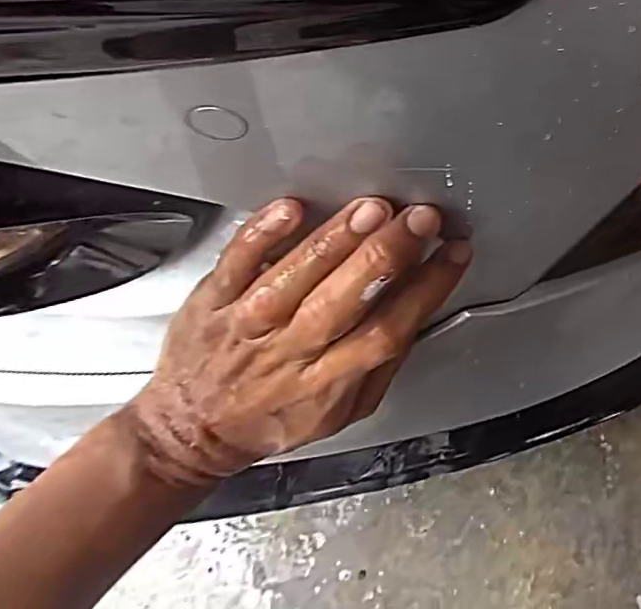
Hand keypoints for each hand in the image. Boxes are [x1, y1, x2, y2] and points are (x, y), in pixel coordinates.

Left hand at [118, 196, 470, 485]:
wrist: (189, 431)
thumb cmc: (270, 417)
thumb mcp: (342, 412)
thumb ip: (382, 362)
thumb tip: (422, 302)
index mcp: (328, 382)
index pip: (389, 331)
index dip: (428, 288)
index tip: (451, 251)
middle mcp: (290, 351)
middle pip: (346, 301)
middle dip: (389, 254)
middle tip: (420, 219)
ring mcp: (250, 322)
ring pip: (297, 277)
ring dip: (338, 240)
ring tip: (374, 210)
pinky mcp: (215, 298)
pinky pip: (238, 262)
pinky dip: (264, 234)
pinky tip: (292, 209)